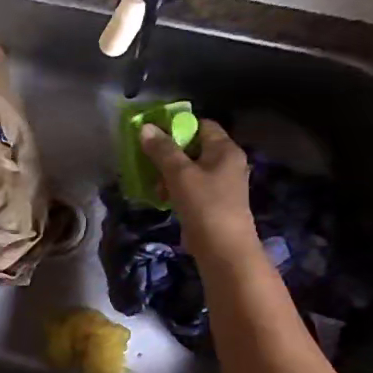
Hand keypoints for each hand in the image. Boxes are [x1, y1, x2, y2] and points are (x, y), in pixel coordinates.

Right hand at [140, 121, 260, 264]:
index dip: (179, 125)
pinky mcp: (214, 201)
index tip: (154, 133)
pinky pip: (191, 186)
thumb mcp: (179, 174)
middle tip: (149, 161)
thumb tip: (145, 127)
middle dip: (169, 153)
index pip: (202, 125)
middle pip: (194, 147)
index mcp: (225, 150)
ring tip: (155, 186)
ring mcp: (222, 183)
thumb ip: (162, 150)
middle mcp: (227, 162)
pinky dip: (176, 188)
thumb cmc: (204, 204)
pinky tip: (163, 198)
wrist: (223, 248)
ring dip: (169, 173)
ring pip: (190, 168)